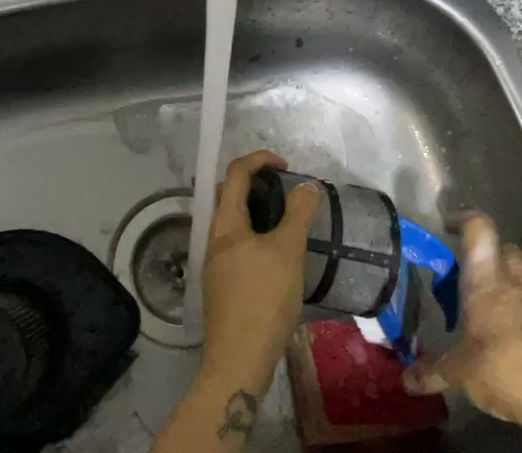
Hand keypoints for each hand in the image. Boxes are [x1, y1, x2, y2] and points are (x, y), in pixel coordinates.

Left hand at [196, 150, 321, 393]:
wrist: (239, 360)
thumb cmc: (262, 299)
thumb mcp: (287, 251)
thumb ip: (298, 214)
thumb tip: (307, 185)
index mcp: (225, 223)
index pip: (235, 174)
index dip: (259, 160)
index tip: (286, 165)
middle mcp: (214, 238)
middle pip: (229, 196)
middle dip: (255, 184)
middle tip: (285, 192)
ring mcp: (216, 264)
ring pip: (233, 223)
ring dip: (257, 212)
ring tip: (287, 223)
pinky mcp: (223, 286)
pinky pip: (238, 247)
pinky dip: (256, 237)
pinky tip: (277, 257)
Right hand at [403, 215, 521, 452]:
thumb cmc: (500, 369)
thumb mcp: (459, 372)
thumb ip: (433, 371)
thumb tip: (407, 380)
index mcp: (486, 281)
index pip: (479, 231)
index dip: (465, 221)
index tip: (450, 226)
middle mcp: (517, 282)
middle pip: (509, 248)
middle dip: (494, 255)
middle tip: (476, 273)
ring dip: (517, 276)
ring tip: (501, 296)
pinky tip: (520, 329)